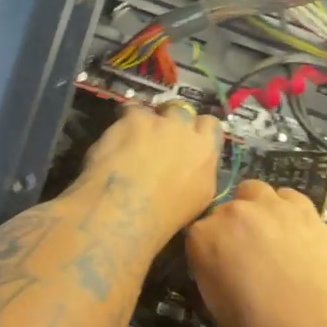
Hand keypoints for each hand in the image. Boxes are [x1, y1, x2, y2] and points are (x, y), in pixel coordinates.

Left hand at [77, 103, 220, 238]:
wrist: (129, 208)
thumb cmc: (165, 215)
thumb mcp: (198, 198)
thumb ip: (199, 172)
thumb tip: (192, 165)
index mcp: (206, 152)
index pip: (210, 125)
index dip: (197, 128)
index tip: (186, 137)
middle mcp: (187, 132)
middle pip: (182, 113)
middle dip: (171, 120)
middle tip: (157, 136)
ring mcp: (161, 122)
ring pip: (156, 110)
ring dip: (147, 120)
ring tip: (132, 136)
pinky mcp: (135, 118)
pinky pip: (130, 110)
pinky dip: (124, 120)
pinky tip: (115, 135)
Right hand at [186, 180, 326, 326]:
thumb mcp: (215, 309)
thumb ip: (212, 276)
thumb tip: (222, 270)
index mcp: (202, 238)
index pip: (197, 233)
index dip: (210, 249)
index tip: (220, 266)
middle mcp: (231, 212)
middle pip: (225, 210)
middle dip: (232, 228)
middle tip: (247, 254)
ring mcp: (268, 206)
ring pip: (254, 191)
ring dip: (255, 207)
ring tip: (268, 232)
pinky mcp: (302, 208)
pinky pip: (288, 196)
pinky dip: (286, 208)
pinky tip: (293, 228)